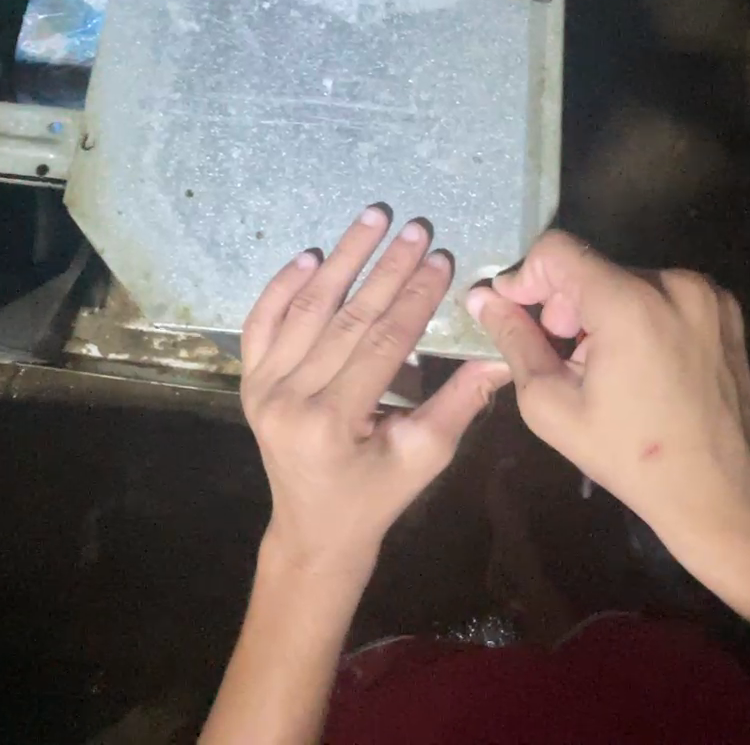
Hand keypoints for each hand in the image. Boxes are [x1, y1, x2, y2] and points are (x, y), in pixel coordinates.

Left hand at [240, 206, 510, 578]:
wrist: (313, 529)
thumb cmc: (375, 497)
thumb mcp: (423, 457)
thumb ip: (459, 403)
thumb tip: (500, 356)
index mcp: (332, 423)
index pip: (381, 343)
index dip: (415, 297)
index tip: (441, 257)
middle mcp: (286, 399)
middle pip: (345, 319)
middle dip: (385, 268)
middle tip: (414, 227)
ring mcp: (260, 387)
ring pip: (304, 310)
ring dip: (340, 260)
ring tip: (371, 219)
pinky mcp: (249, 380)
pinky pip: (261, 323)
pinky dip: (283, 285)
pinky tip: (311, 254)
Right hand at [467, 232, 749, 633]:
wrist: (718, 491)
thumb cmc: (627, 453)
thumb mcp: (550, 404)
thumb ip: (513, 340)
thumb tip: (481, 299)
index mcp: (628, 304)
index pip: (556, 249)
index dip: (525, 276)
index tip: (516, 311)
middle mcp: (672, 283)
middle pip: (590, 266)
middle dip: (563, 302)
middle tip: (561, 352)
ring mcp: (706, 294)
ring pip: (624, 278)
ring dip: (599, 309)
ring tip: (602, 362)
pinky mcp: (725, 307)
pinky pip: (660, 292)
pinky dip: (638, 314)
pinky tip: (639, 361)